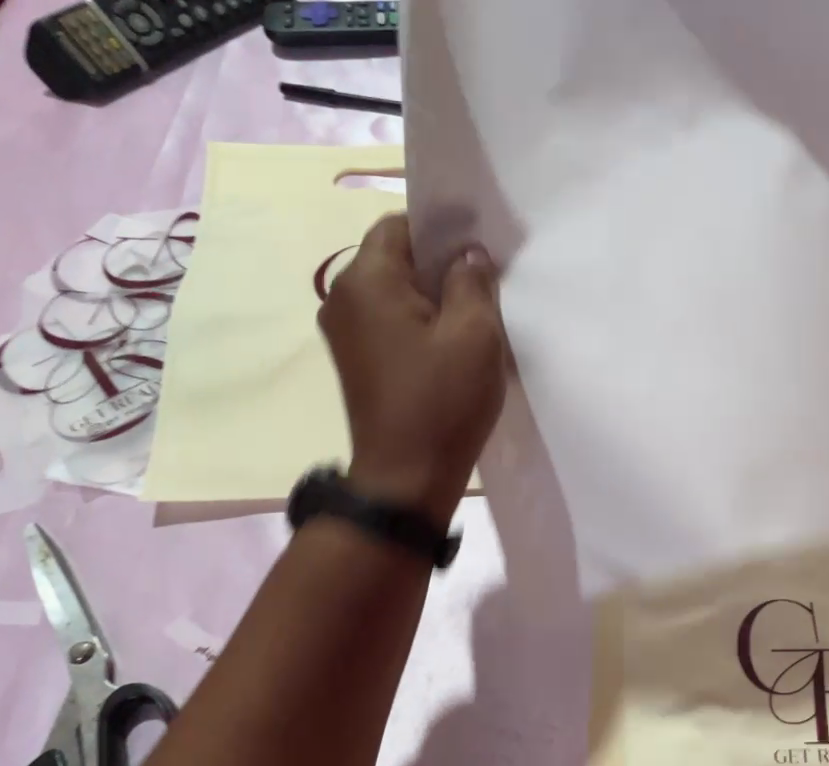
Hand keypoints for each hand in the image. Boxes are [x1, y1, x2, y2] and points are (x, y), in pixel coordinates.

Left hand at [318, 213, 508, 522]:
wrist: (406, 478)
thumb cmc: (443, 401)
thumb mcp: (475, 336)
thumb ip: (473, 283)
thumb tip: (469, 255)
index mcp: (367, 281)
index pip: (399, 225)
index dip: (441, 229)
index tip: (480, 250)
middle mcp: (343, 298)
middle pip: (394, 258)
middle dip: (439, 266)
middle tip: (485, 287)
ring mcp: (345, 333)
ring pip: (394, 293)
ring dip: (432, 299)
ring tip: (472, 321)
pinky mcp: (356, 362)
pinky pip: (389, 323)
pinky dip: (419, 325)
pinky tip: (450, 348)